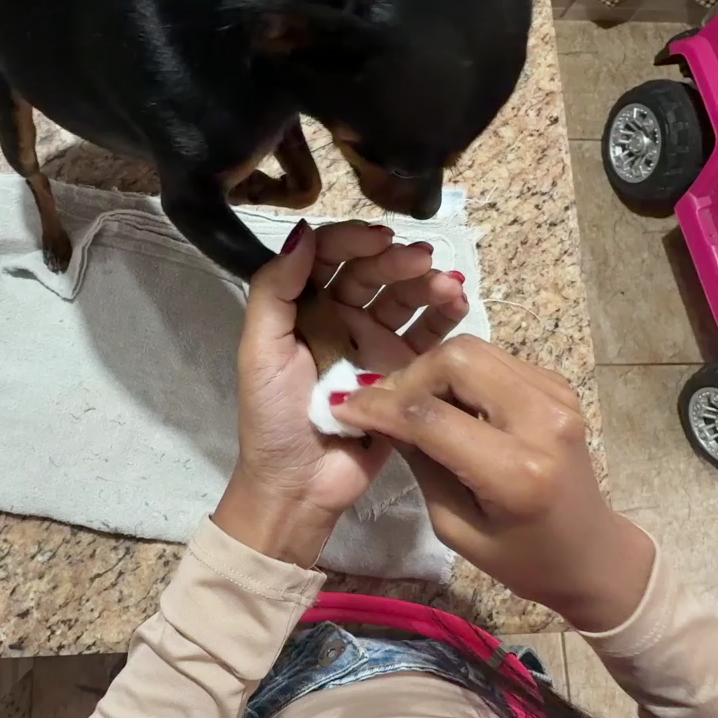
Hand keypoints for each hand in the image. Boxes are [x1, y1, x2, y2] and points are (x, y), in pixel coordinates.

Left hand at [215, 219, 469, 565]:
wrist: (300, 484)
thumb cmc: (273, 417)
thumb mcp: (260, 351)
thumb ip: (275, 290)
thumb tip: (303, 232)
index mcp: (303, 307)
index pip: (329, 256)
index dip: (353, 239)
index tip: (380, 238)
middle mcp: (341, 318)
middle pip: (372, 273)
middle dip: (397, 261)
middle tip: (421, 260)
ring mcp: (375, 344)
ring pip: (404, 299)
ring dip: (426, 283)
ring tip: (447, 284)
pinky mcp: (404, 372)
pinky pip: (427, 336)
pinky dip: (444, 316)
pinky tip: (457, 302)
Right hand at [329, 336, 654, 630]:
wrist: (593, 553)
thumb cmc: (522, 558)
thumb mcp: (454, 525)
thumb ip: (419, 461)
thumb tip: (378, 415)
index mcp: (516, 472)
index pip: (432, 417)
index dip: (380, 407)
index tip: (344, 407)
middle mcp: (542, 421)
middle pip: (457, 359)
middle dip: (409, 377)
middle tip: (387, 407)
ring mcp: (556, 396)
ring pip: (474, 349)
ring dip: (432, 371)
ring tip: (414, 404)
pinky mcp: (557, 385)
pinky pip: (492, 359)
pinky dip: (459, 374)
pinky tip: (450, 404)